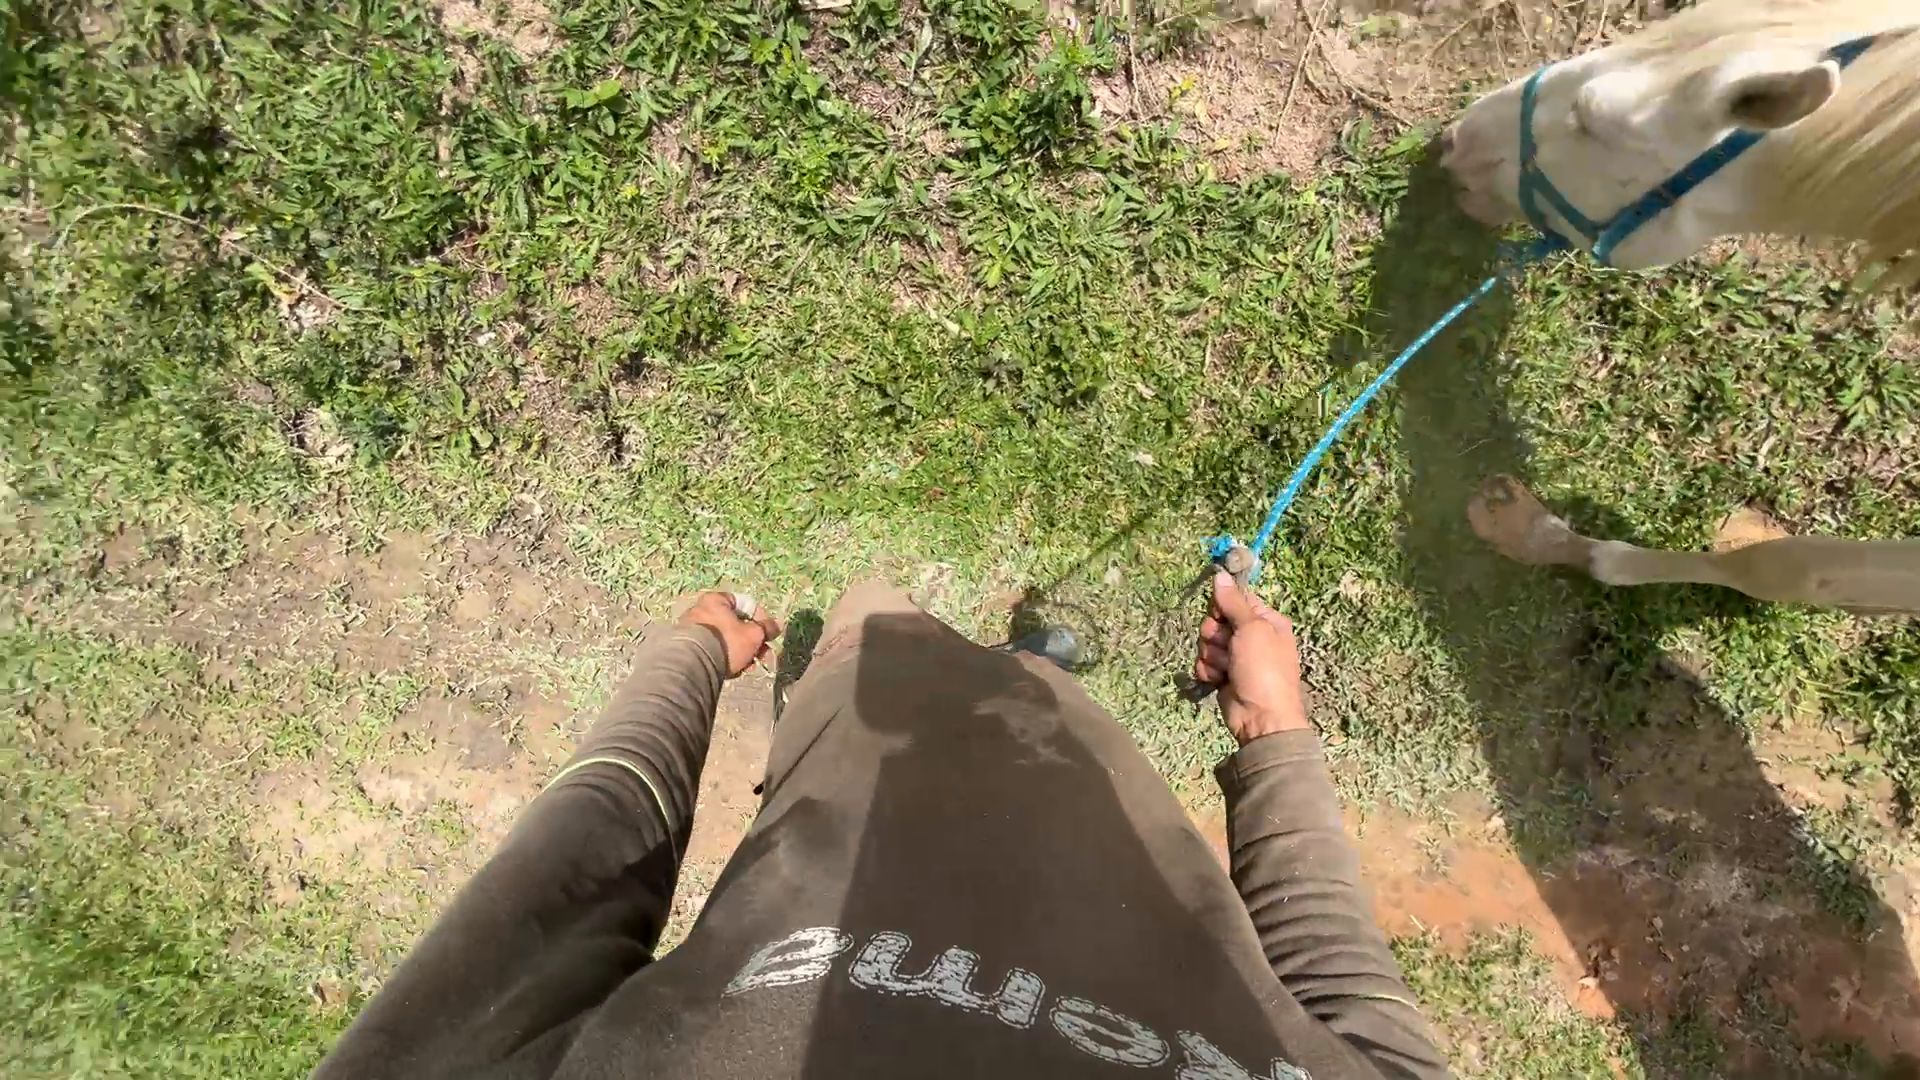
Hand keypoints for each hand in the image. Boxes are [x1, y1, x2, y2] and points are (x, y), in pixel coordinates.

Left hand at [678, 592, 781, 677]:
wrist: (692, 664)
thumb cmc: (727, 641)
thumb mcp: (754, 634)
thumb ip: (767, 629)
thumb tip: (775, 627)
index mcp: (715, 600)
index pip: (744, 603)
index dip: (760, 618)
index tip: (767, 633)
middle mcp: (700, 610)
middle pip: (734, 624)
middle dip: (751, 640)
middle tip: (760, 653)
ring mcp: (690, 630)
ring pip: (723, 639)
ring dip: (739, 651)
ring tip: (747, 666)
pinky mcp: (685, 648)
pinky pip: (711, 649)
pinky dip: (723, 658)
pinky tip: (731, 670)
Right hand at [1193, 571, 1309, 745]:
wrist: (1261, 717)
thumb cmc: (1264, 669)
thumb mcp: (1252, 629)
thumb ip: (1233, 602)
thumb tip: (1220, 574)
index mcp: (1265, 621)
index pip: (1234, 600)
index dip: (1222, 607)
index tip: (1221, 616)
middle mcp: (1251, 636)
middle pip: (1215, 621)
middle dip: (1215, 635)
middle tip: (1227, 648)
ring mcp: (1236, 656)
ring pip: (1206, 642)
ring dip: (1212, 656)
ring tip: (1227, 669)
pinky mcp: (1222, 673)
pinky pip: (1203, 662)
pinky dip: (1208, 671)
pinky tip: (1219, 680)